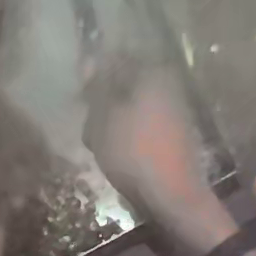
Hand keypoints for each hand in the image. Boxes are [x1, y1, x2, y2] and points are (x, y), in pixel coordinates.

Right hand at [84, 64, 209, 216]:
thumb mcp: (103, 116)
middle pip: (125, 86)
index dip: (94, 74)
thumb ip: (96, 87)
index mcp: (154, 72)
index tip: (81, 95)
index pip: (117, 58)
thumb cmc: (133, 152)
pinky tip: (117, 157)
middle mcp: (169, 87)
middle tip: (90, 126)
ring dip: (112, 124)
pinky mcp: (174, 139)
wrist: (172, 196)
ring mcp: (174, 114)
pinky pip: (143, 130)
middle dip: (104, 104)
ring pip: (132, 110)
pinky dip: (128, 138)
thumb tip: (90, 61)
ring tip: (99, 146)